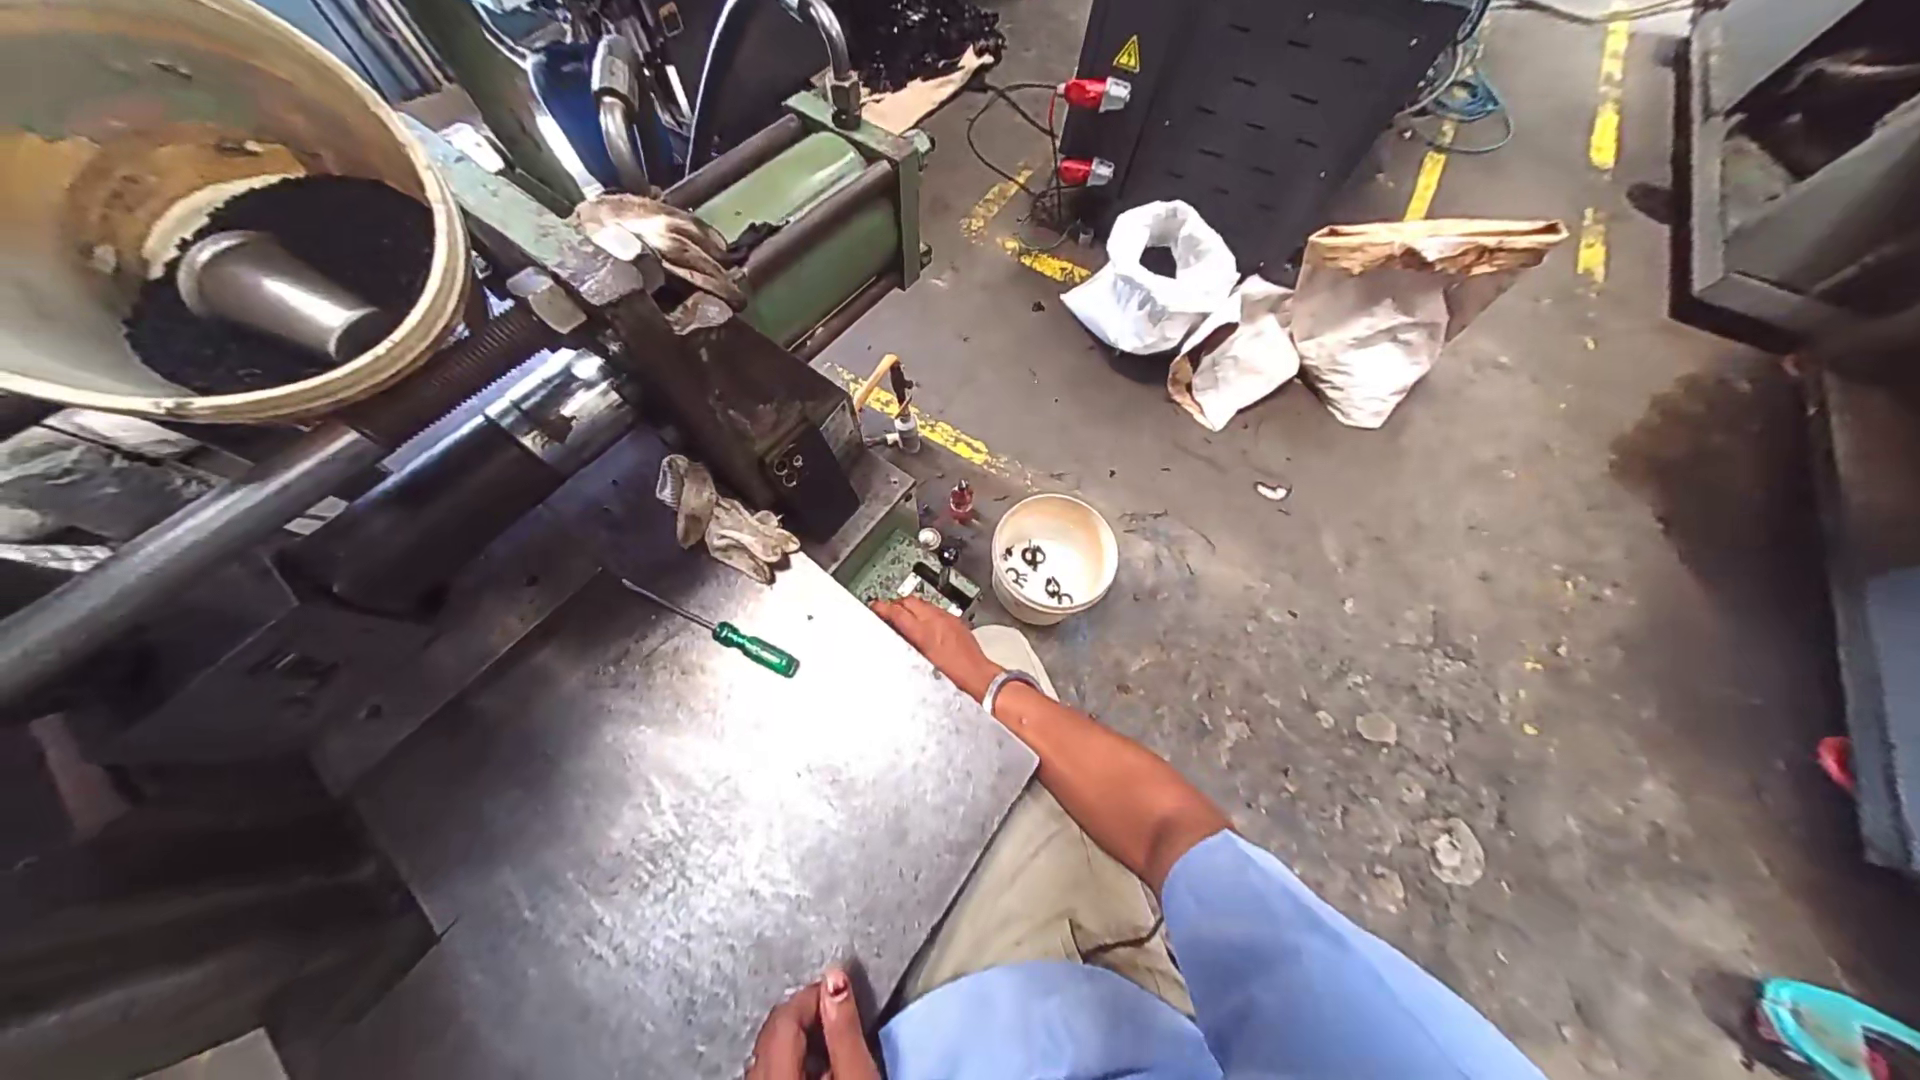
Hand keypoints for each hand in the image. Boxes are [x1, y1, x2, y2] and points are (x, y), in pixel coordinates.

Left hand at [746, 967, 878, 1079]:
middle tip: (840, 1013)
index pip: (786, 1013)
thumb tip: (835, 974)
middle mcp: (756, 1077)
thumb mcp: (856, 1074)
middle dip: (808, 1011)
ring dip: (802, 1034)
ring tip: (833, 1042)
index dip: (815, 994)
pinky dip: (792, 1054)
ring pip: (771, 1046)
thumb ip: (844, 1027)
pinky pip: (771, 1064)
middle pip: (776, 1027)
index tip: (843, 991)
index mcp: (774, 1071)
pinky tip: (817, 1066)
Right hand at [870, 597, 1001, 701]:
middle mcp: (936, 620)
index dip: (883, 608)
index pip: (898, 612)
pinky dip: (925, 612)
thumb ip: (907, 642)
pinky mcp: (956, 620)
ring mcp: (948, 618)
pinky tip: (925, 622)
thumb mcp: (921, 660)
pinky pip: (936, 609)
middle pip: (910, 601)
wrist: (977, 674)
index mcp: (924, 632)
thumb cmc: (952, 674)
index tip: (876, 607)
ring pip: (923, 603)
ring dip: (911, 607)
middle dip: (897, 604)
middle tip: (888, 610)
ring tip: (905, 616)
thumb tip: (897, 633)